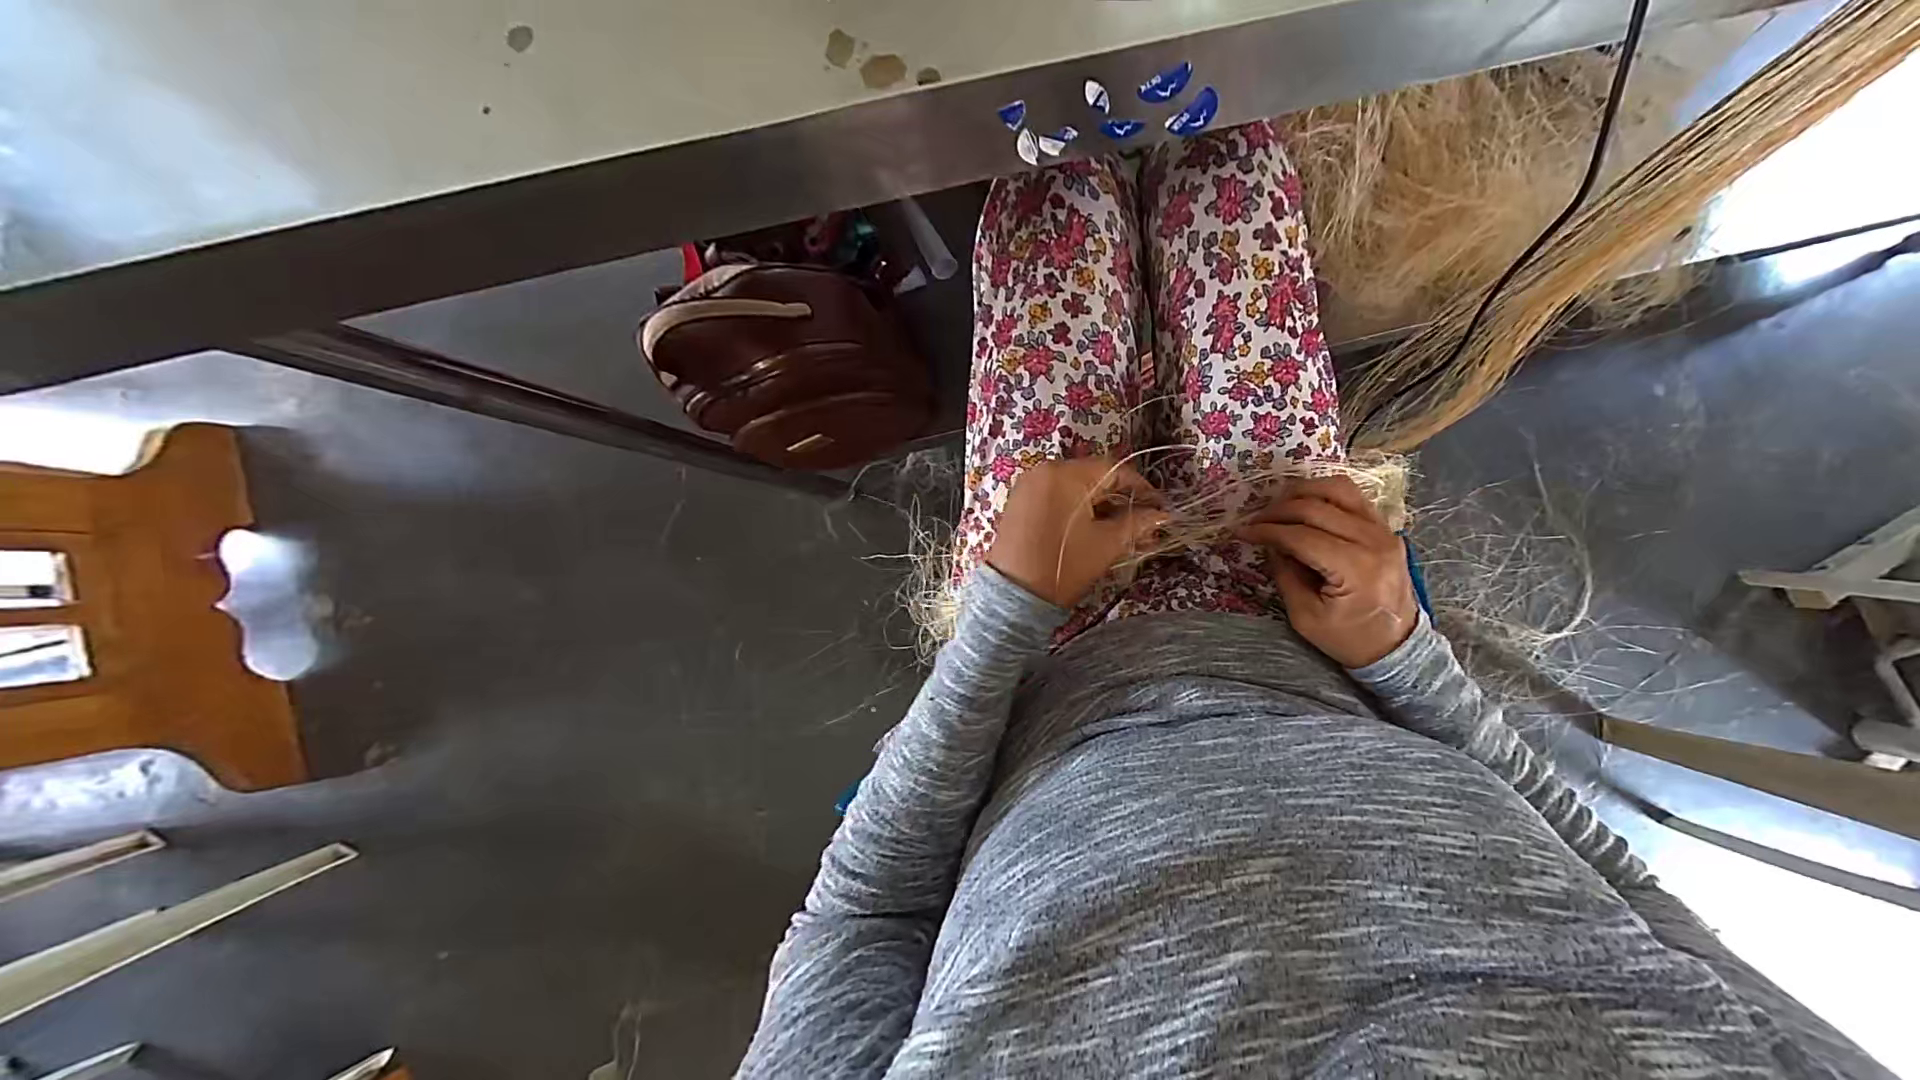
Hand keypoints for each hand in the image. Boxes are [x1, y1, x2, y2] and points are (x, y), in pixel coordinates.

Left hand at [986, 457, 1169, 607]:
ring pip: (1075, 487)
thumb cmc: (1061, 567)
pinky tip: (1094, 529)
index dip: (1141, 487)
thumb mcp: (1106, 544)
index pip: (1114, 470)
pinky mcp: (1020, 502)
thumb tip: (1161, 515)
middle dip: (1121, 499)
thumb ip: (1136, 523)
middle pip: (1094, 476)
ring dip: (1100, 505)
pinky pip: (1056, 496)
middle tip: (1143, 523)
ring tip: (1122, 531)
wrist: (1013, 595)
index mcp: (1066, 474)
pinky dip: (1077, 508)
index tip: (1159, 507)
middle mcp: (1044, 470)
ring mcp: (1029, 485)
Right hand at [1235, 475, 1417, 667]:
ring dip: (1301, 492)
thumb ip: (1285, 574)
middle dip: (1277, 511)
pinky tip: (1303, 506)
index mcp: (1355, 568)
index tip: (1241, 532)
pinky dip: (1323, 495)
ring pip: (1337, 489)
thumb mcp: (1305, 615)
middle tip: (1254, 522)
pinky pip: (1352, 496)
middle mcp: (1373, 541)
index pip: (1301, 536)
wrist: (1397, 647)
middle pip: (1315, 507)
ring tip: (1278, 507)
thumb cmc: (1349, 638)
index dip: (1266, 531)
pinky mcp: (1385, 528)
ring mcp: (1384, 530)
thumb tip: (1269, 544)